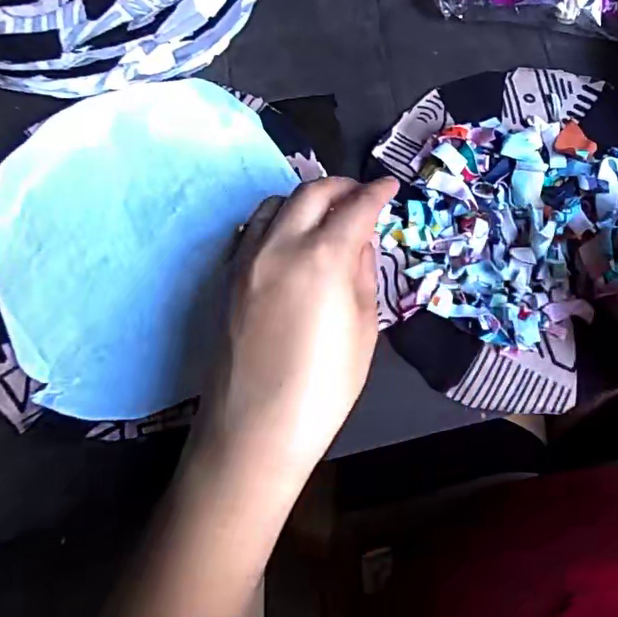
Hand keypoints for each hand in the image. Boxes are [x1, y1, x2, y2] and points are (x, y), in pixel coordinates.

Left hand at [208, 176, 398, 468]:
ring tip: (326, 214)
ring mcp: (246, 261)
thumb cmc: (325, 385)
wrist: (255, 430)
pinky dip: (277, 220)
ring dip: (306, 199)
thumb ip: (363, 274)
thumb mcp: (364, 327)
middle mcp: (279, 247)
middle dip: (342, 186)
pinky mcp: (226, 279)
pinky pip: (252, 229)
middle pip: (311, 193)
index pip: (356, 207)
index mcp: (322, 258)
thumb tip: (361, 242)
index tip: (391, 186)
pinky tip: (291, 240)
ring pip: (275, 204)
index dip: (378, 193)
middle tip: (362, 195)